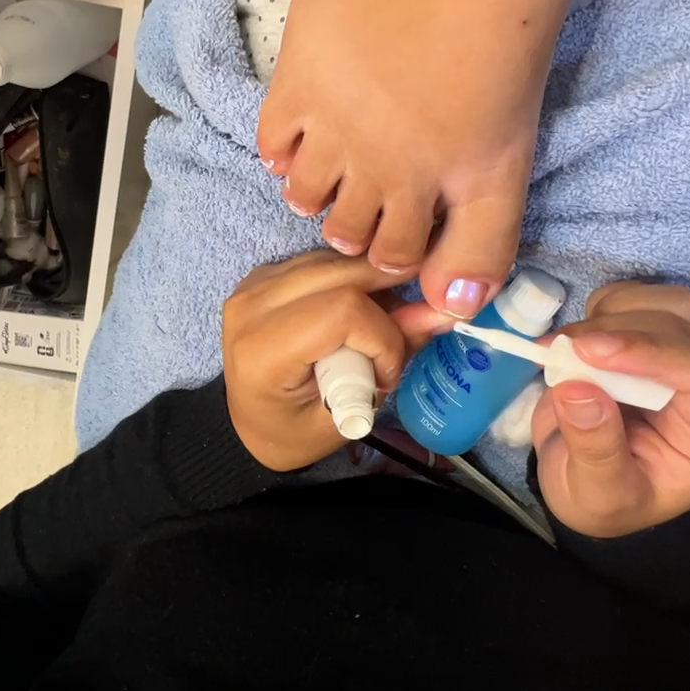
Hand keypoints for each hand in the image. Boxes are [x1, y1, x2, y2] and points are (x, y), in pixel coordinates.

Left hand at [221, 251, 447, 470]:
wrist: (246, 420)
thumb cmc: (291, 432)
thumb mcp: (345, 414)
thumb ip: (391, 361)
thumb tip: (443, 312)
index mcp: (262, 350)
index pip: (343, 311)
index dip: (381, 335)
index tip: (386, 372)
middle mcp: (251, 305)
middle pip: (342, 272)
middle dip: (385, 297)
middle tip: (397, 334)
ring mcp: (253, 283)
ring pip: (335, 259)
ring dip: (369, 286)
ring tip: (373, 329)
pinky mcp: (264, 272)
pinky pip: (321, 259)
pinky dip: (349, 279)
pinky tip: (355, 310)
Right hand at [531, 282, 689, 537]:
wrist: (583, 484)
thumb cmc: (602, 500)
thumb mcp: (597, 494)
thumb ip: (595, 449)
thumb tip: (578, 390)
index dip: (648, 350)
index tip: (587, 350)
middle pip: (680, 328)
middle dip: (617, 332)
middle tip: (559, 350)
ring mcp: (674, 360)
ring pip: (662, 303)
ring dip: (611, 314)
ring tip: (568, 349)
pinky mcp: (643, 339)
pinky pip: (633, 299)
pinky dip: (600, 308)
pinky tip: (576, 342)